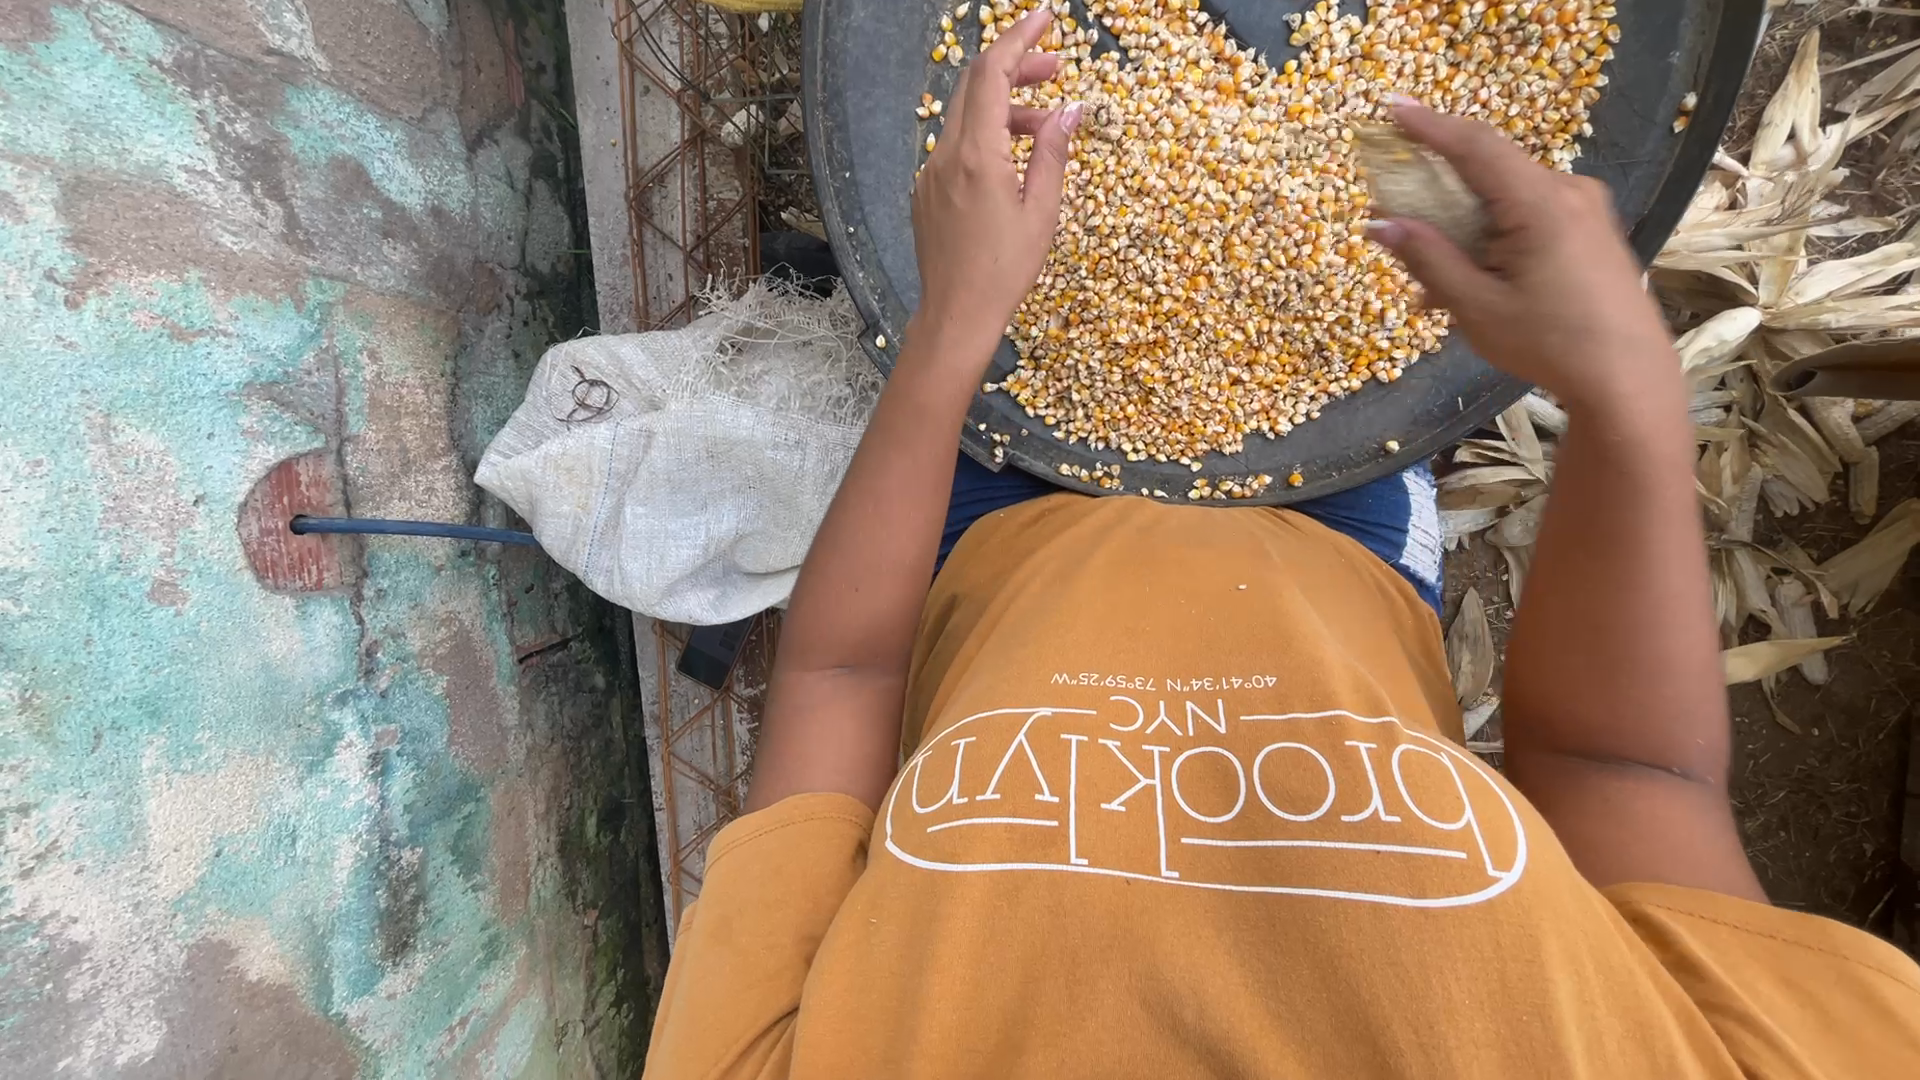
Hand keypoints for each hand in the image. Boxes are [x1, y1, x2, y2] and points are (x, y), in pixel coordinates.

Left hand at [909, 10, 1082, 359]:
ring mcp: (928, 175)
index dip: (1019, 38)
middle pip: (974, 87)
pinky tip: (1008, 162)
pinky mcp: (924, 195)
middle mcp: (944, 156)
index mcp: (976, 156)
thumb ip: (1052, 155)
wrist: (955, 316)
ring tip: (1042, 129)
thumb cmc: (1004, 273)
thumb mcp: (1041, 214)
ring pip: (964, 119)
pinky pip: (953, 150)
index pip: (991, 72)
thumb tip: (1070, 111)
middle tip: (1055, 71)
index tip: (1045, 20)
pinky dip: (983, 139)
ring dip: (1002, 110)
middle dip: (1015, 69)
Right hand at [1369, 101, 1678, 414]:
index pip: (1475, 148)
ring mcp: (1581, 209)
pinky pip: (1521, 220)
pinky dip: (1484, 243)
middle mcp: (1566, 192)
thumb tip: (1380, 225)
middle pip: (1485, 176)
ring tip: (1432, 289)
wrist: (1624, 374)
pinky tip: (1465, 286)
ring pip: (1500, 203)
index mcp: (1540, 205)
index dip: (1429, 127)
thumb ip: (1427, 258)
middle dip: (1433, 199)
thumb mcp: (1473, 305)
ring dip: (1457, 233)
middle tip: (1395, 226)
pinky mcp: (1585, 229)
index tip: (1391, 110)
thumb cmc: (1546, 341)